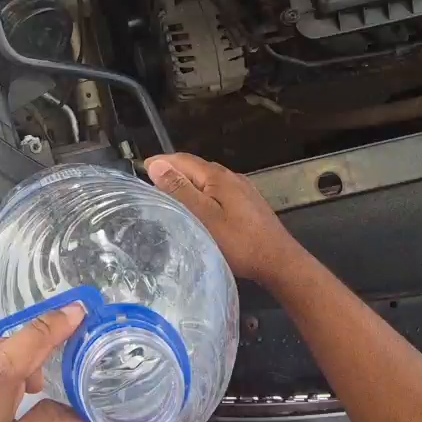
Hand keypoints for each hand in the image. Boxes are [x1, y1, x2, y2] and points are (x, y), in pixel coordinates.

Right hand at [145, 153, 306, 288]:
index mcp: (217, 176)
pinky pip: (218, 190)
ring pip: (207, 179)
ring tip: (169, 196)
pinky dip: (202, 193)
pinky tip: (198, 208)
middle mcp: (231, 176)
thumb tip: (157, 165)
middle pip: (195, 167)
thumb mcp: (204, 217)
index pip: (183, 159)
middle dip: (173, 171)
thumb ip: (180, 190)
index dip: (161, 162)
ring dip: (187, 182)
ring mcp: (242, 189)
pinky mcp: (248, 203)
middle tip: (151, 184)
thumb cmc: (239, 242)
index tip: (141, 170)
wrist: (280, 261)